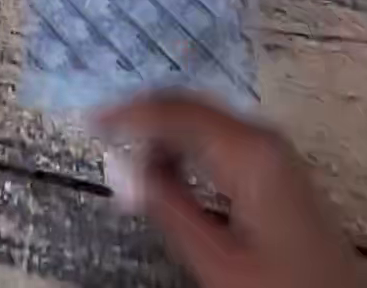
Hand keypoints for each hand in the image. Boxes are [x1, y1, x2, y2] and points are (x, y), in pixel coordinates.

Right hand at [95, 94, 363, 287]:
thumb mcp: (218, 262)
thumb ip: (168, 208)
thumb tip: (121, 165)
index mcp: (249, 148)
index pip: (177, 110)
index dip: (131, 111)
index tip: (93, 119)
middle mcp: (261, 133)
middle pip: (191, 105)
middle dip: (146, 116)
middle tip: (104, 133)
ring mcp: (271, 146)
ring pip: (204, 119)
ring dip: (165, 132)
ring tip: (131, 161)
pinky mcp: (273, 164)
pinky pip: (220, 138)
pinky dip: (188, 146)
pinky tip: (168, 170)